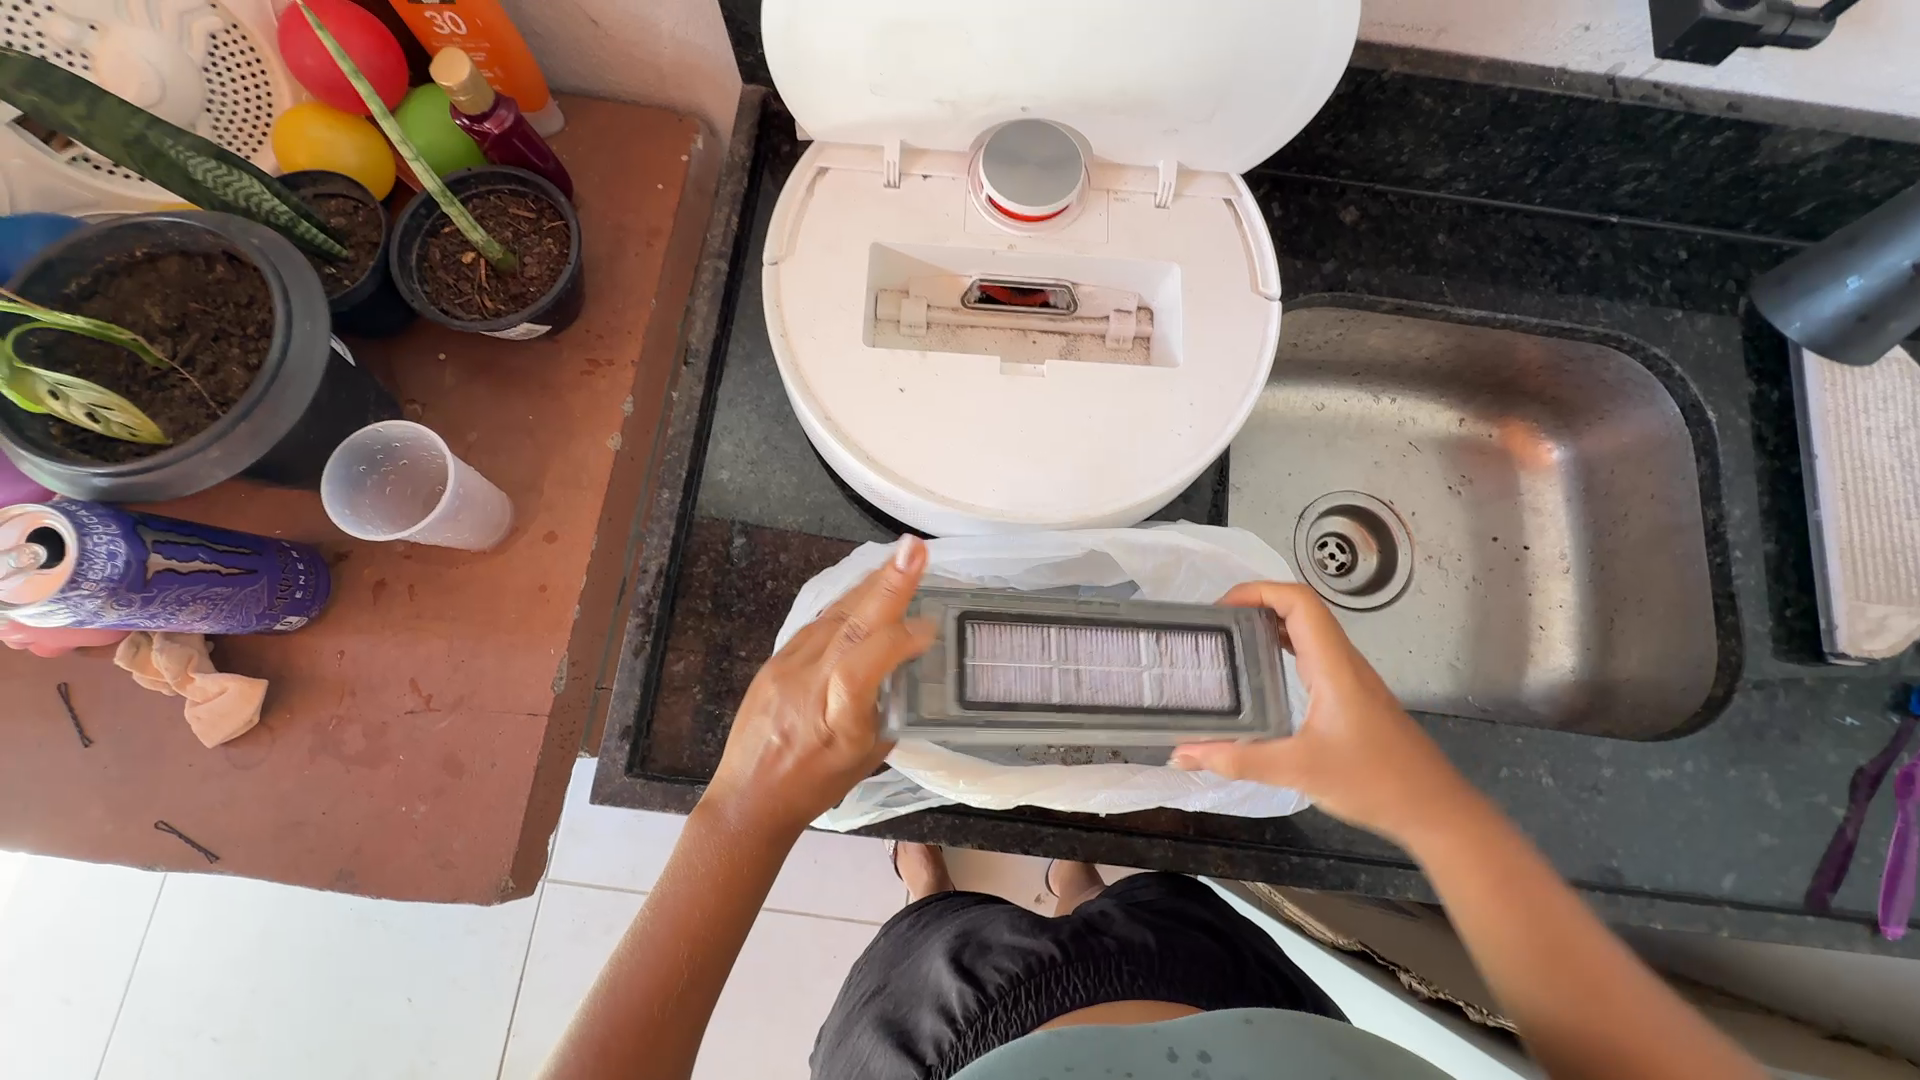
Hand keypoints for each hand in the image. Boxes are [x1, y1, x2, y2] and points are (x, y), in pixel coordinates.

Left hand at [704, 536, 934, 835]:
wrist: (749, 796)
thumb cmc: (816, 785)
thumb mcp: (867, 756)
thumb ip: (885, 706)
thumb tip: (902, 666)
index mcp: (837, 716)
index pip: (869, 661)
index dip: (902, 639)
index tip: (930, 627)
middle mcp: (809, 682)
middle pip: (851, 623)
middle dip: (888, 584)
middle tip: (914, 548)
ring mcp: (787, 665)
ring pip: (834, 616)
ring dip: (870, 586)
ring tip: (900, 560)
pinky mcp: (774, 659)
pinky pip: (818, 622)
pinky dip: (848, 604)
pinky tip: (865, 592)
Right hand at [1171, 582, 1477, 844]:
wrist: (1435, 810)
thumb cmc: (1375, 782)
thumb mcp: (1297, 771)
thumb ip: (1237, 761)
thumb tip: (1183, 753)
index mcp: (1333, 666)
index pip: (1298, 602)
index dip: (1257, 591)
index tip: (1219, 610)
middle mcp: (1342, 662)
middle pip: (1300, 608)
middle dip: (1254, 605)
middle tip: (1214, 627)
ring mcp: (1349, 678)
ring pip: (1307, 631)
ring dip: (1267, 625)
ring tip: (1227, 643)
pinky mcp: (1351, 696)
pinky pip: (1311, 655)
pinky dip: (1281, 650)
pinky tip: (1259, 675)